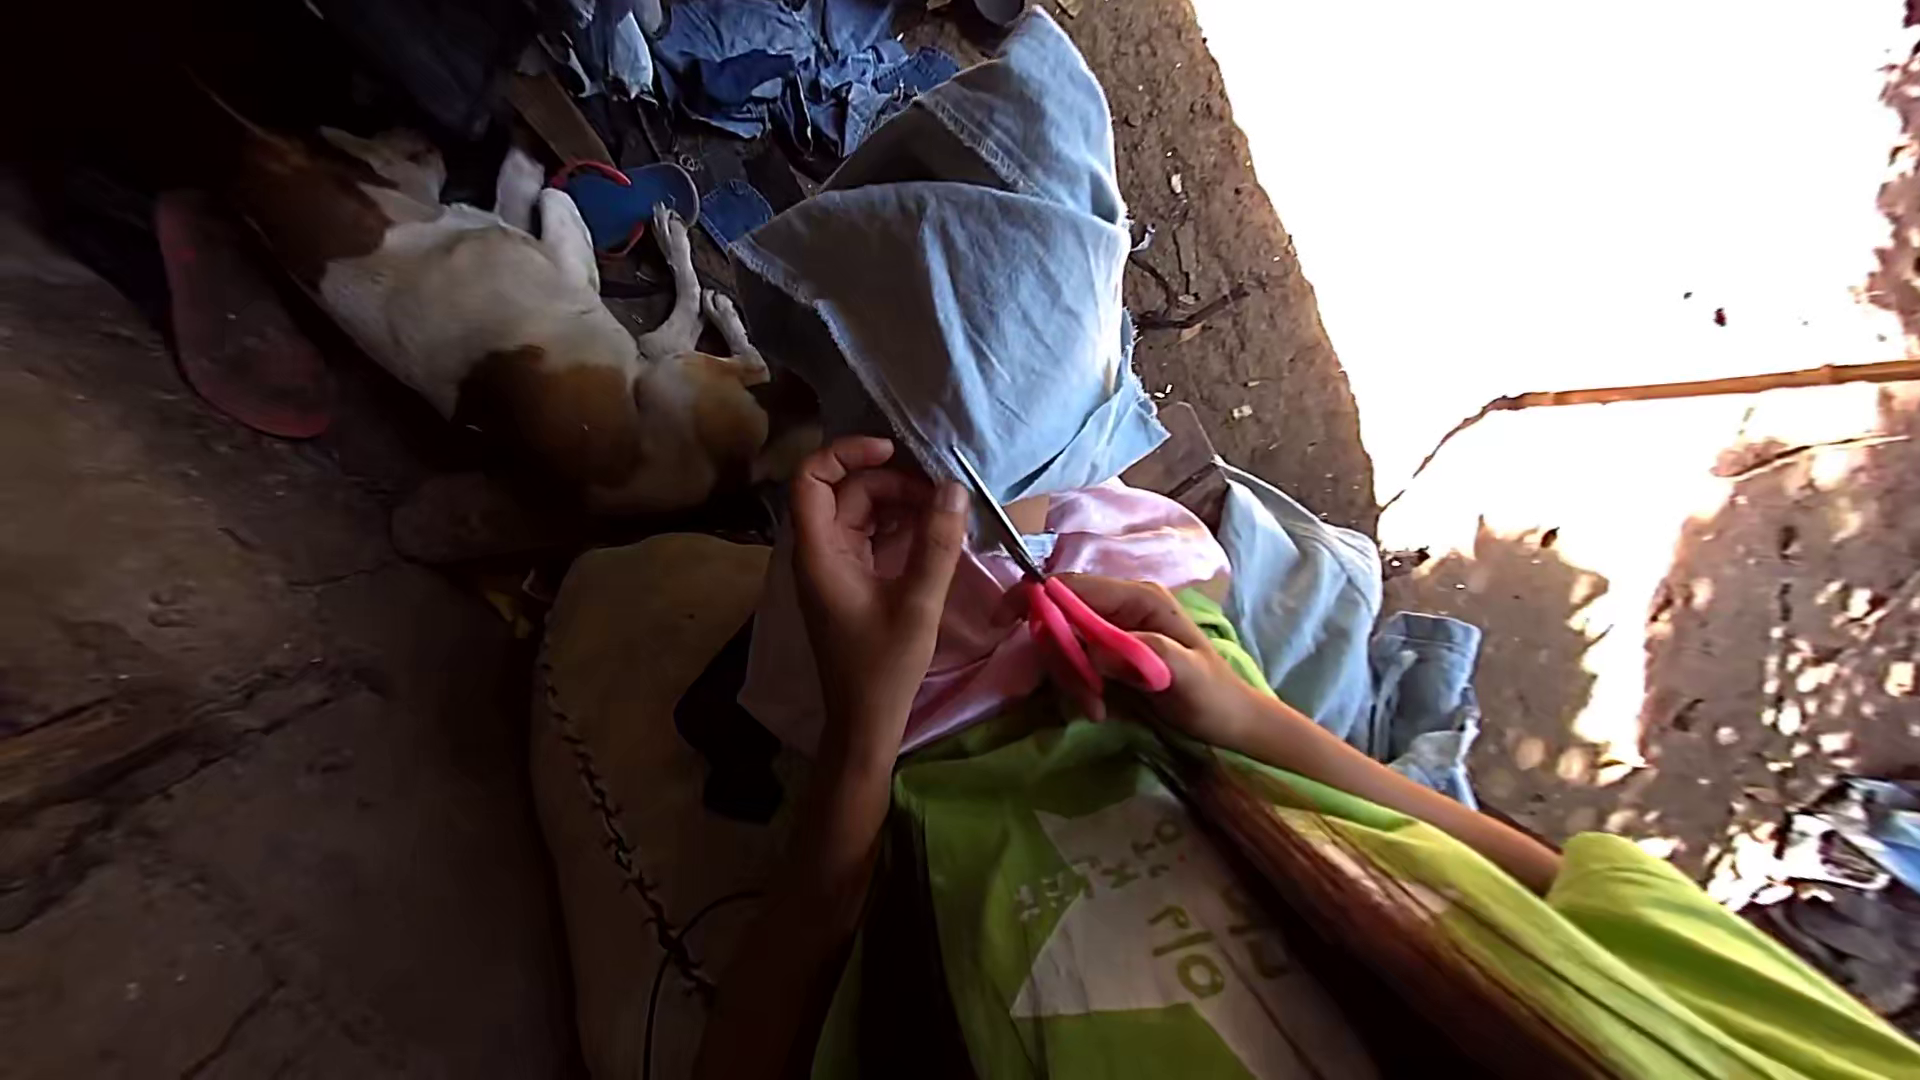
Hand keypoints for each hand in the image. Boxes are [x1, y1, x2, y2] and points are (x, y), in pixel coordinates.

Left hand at [790, 437, 968, 766]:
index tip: (892, 453)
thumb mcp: (917, 604)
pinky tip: (933, 533)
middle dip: (892, 485)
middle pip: (846, 492)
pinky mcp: (851, 577)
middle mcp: (819, 551)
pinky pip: (871, 535)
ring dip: (900, 505)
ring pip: (861, 512)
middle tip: (940, 497)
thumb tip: (954, 488)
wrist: (865, 720)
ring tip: (943, 514)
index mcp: (818, 553)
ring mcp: (834, 564)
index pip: (810, 480)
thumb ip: (937, 544)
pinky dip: (899, 527)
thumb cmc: (883, 667)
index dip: (845, 454)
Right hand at [1045, 575, 1282, 750]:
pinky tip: (1097, 707)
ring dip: (1068, 676)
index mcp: (1138, 597)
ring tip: (1096, 708)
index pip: (1070, 586)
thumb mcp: (1187, 677)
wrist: (1230, 720)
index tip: (1001, 621)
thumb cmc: (1212, 696)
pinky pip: (1072, 658)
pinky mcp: (1107, 648)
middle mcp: (1120, 604)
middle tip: (1083, 696)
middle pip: (1059, 614)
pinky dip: (1074, 684)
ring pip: (1062, 640)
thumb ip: (1144, 654)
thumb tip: (1091, 648)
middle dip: (1059, 655)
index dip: (1033, 598)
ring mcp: (1112, 626)